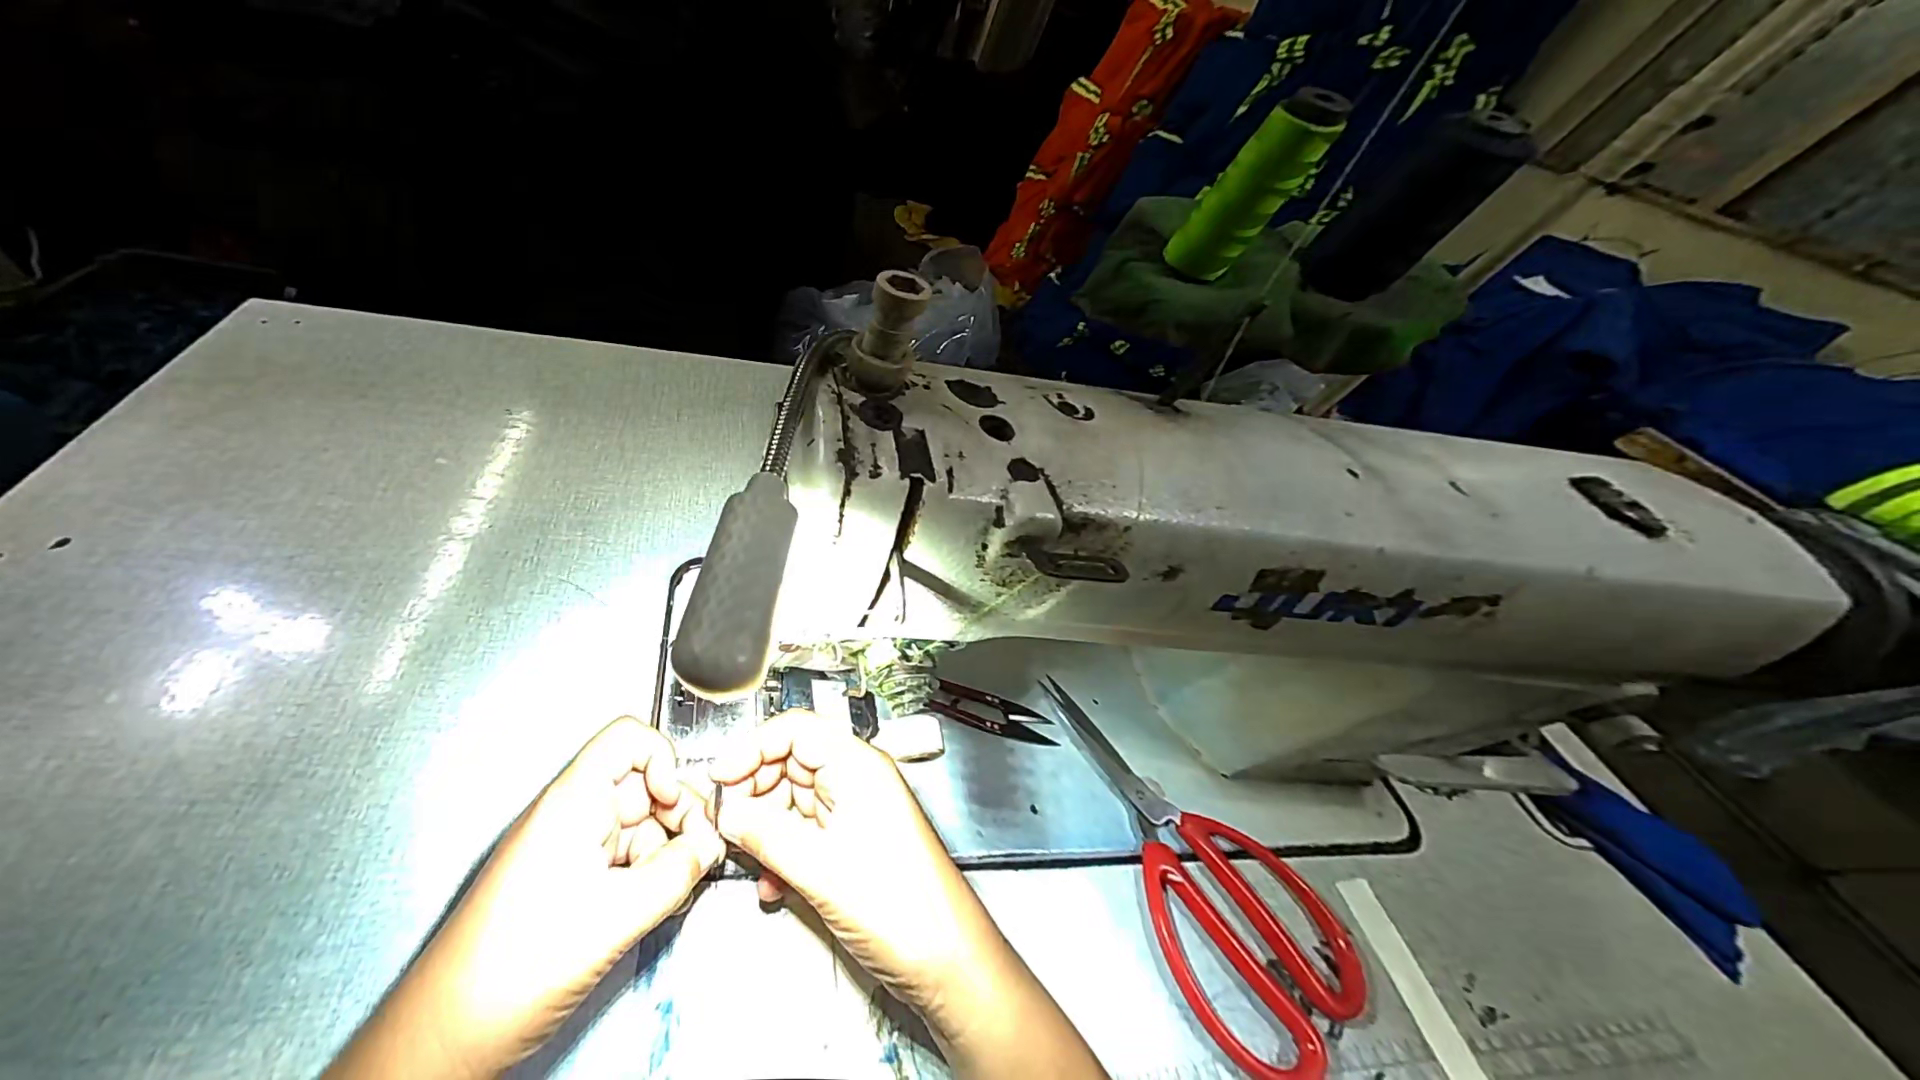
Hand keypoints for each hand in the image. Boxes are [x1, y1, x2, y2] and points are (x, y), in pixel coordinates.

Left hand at [328, 718, 724, 1078]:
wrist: (444, 1039)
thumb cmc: (511, 971)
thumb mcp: (617, 915)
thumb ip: (679, 871)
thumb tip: (712, 846)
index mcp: (572, 803)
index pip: (628, 738)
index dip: (665, 759)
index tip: (677, 804)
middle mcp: (572, 815)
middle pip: (646, 784)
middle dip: (681, 815)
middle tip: (699, 855)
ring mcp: (572, 847)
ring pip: (643, 823)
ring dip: (671, 850)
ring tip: (678, 890)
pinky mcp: (574, 880)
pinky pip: (630, 856)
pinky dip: (654, 874)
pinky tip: (660, 905)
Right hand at [710, 710, 1106, 1078]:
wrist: (946, 959)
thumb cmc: (905, 909)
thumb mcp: (821, 869)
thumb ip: (767, 836)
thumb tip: (728, 813)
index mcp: (861, 768)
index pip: (798, 729)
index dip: (754, 746)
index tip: (721, 776)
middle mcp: (860, 781)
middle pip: (792, 762)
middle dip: (753, 789)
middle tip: (725, 819)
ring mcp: (857, 812)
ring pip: (795, 799)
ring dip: (765, 826)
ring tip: (745, 854)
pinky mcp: (853, 843)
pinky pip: (806, 832)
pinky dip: (782, 851)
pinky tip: (772, 882)